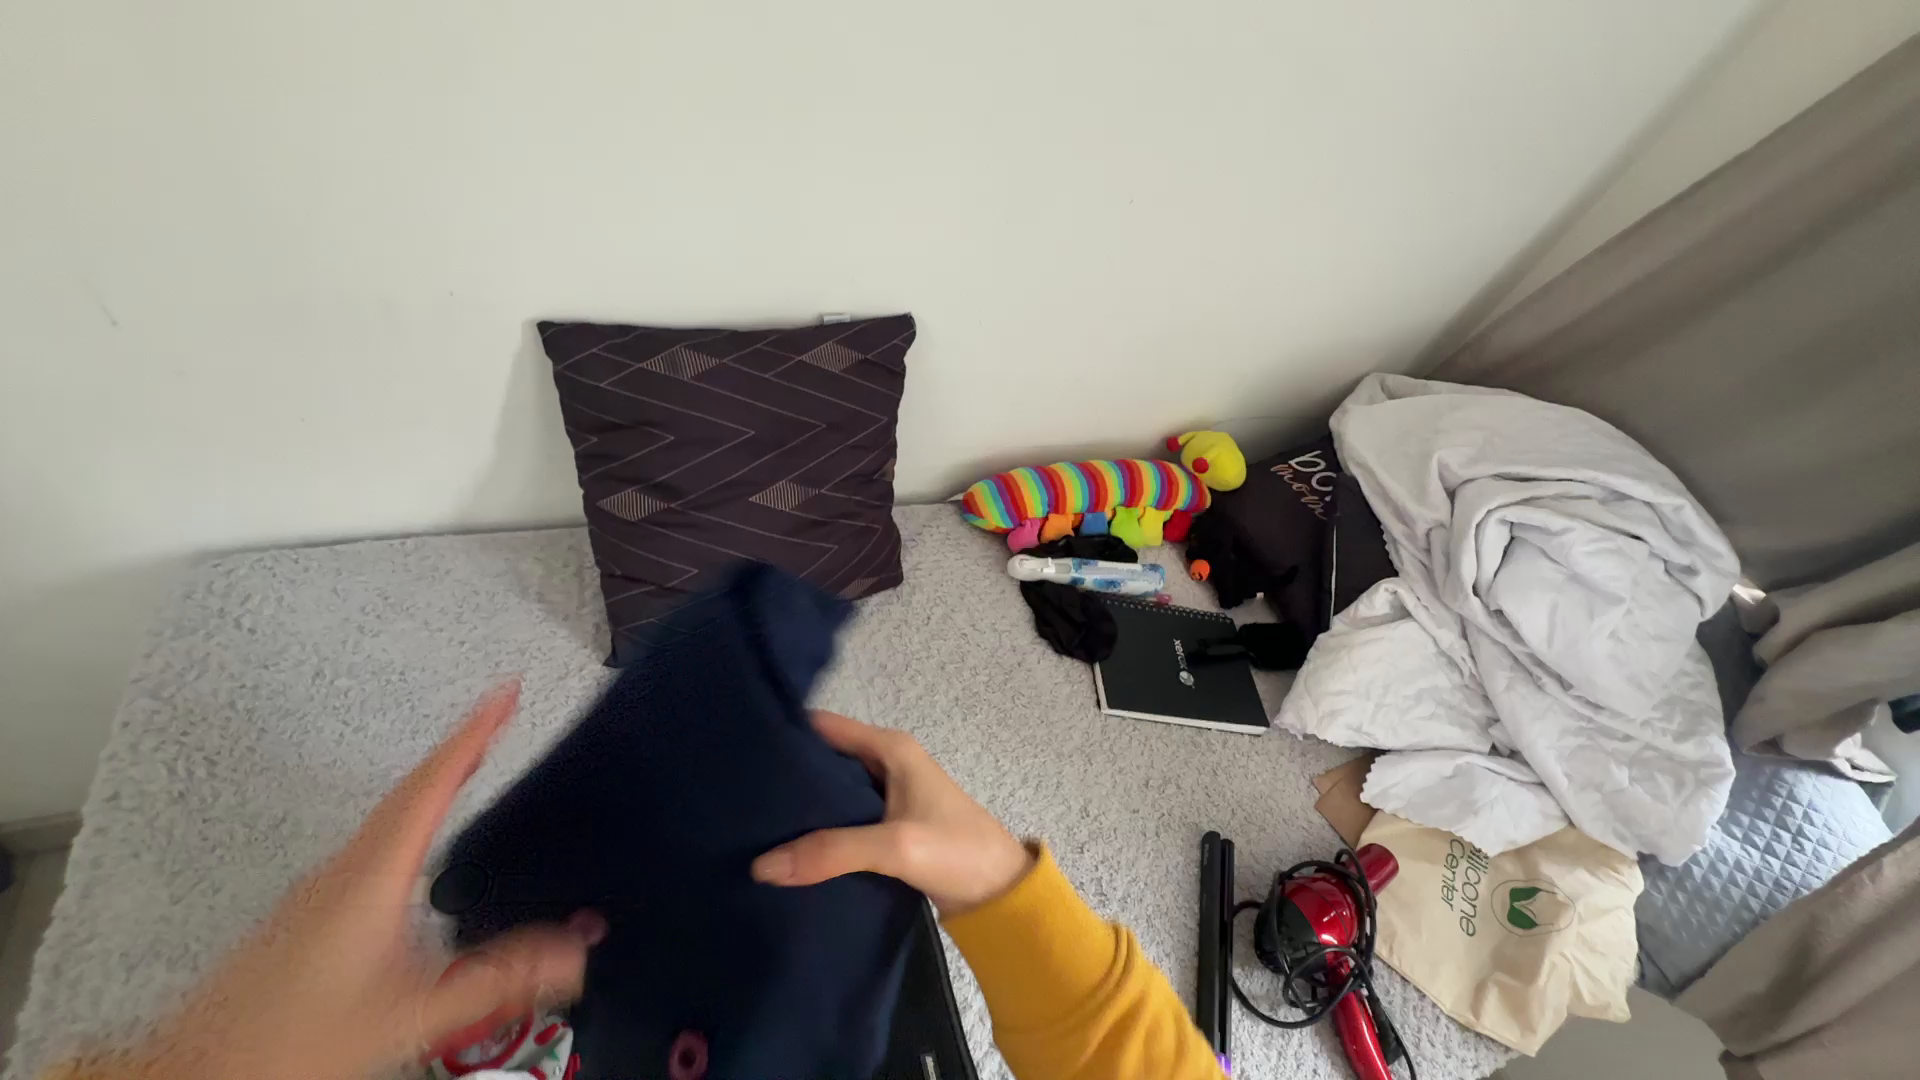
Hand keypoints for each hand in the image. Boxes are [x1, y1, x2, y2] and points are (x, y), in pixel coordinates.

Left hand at [87, 680, 605, 1079]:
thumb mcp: (415, 1010)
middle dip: (462, 744)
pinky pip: (374, 840)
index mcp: (373, 875)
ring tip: (471, 757)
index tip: (505, 692)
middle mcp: (344, 869)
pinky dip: (411, 814)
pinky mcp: (309, 911)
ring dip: (436, 777)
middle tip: (498, 710)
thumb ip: (501, 975)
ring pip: (390, 813)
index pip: (433, 783)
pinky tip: (420, 836)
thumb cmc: (281, 1044)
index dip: (474, 732)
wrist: (189, 1078)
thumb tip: (574, 950)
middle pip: (413, 787)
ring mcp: (322, 888)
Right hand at [752, 711, 1034, 916]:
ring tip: (749, 821)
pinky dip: (817, 829)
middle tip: (735, 793)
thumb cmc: (956, 851)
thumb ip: (832, 851)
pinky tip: (784, 848)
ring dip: (801, 806)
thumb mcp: (895, 846)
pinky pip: (841, 819)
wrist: (1000, 895)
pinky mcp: (885, 827)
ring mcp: (885, 796)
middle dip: (787, 774)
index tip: (739, 746)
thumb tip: (762, 866)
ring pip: (832, 792)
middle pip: (825, 758)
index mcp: (890, 748)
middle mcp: (886, 763)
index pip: (825, 726)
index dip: (786, 733)